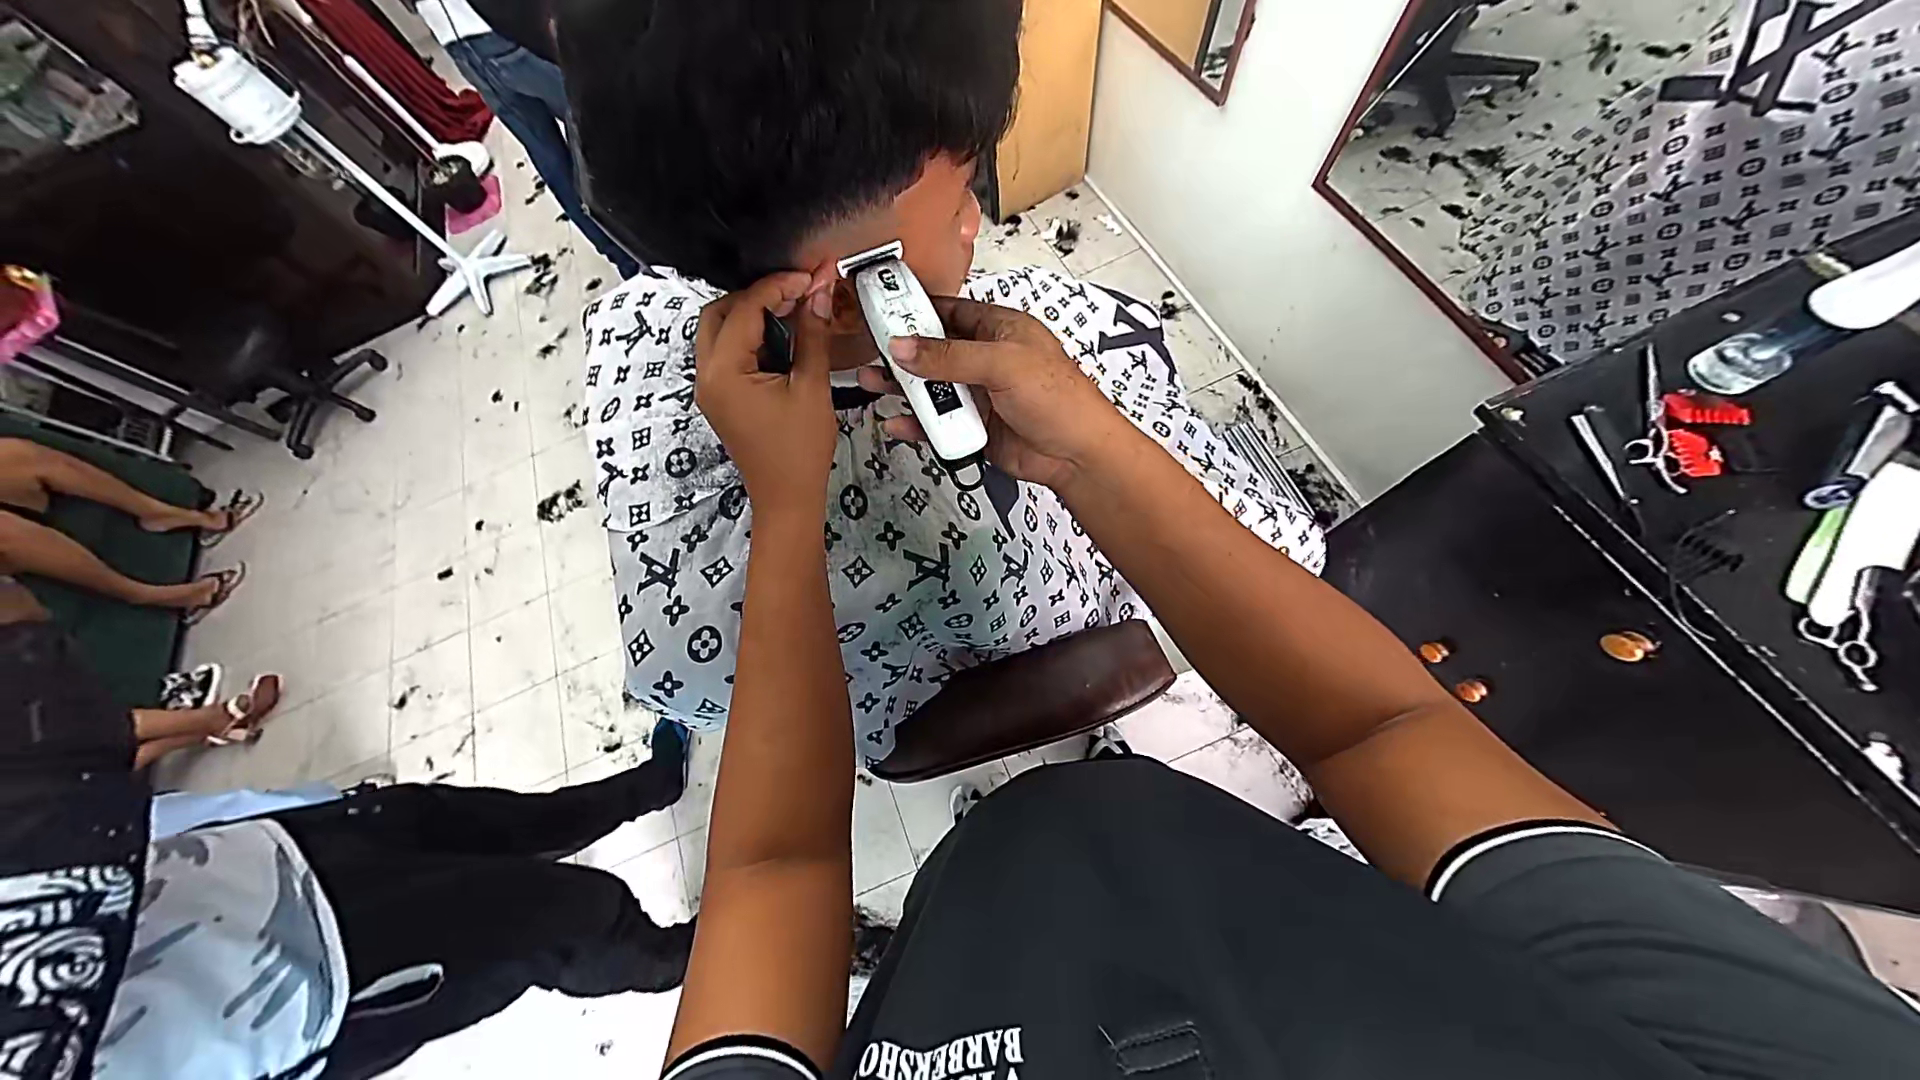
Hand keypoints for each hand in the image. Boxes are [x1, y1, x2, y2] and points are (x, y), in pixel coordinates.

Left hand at [694, 272, 835, 519]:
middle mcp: (707, 376)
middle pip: (721, 312)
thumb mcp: (812, 388)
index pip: (746, 308)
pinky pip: (728, 354)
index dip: (779, 286)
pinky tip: (783, 340)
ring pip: (721, 331)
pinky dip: (752, 339)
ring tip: (795, 312)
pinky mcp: (722, 398)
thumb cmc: (799, 453)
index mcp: (724, 371)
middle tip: (799, 292)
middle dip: (760, 296)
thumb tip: (818, 294)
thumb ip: (812, 335)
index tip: (810, 276)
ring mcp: (711, 388)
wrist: (787, 498)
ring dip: (754, 316)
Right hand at [857, 296, 1130, 488]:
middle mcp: (987, 361)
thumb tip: (908, 347)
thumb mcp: (1003, 364)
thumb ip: (950, 356)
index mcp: (1000, 330)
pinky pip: (939, 423)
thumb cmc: (1063, 401)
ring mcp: (980, 395)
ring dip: (904, 390)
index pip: (950, 311)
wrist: (1076, 455)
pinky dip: (918, 424)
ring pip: (932, 390)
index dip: (918, 311)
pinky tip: (901, 422)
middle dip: (903, 354)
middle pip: (934, 352)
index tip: (886, 311)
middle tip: (874, 353)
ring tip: (876, 385)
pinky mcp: (975, 427)